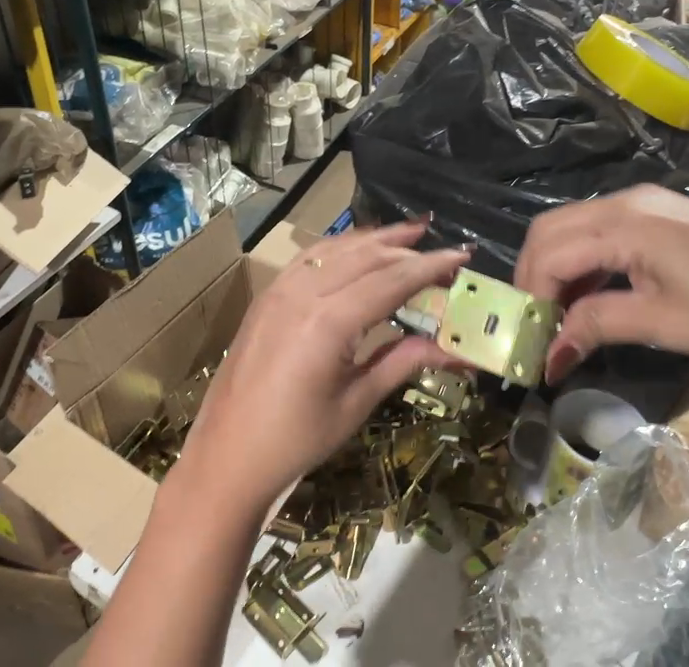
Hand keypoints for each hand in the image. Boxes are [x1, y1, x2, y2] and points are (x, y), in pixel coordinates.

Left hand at [179, 222, 470, 508]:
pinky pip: (309, 259)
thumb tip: (454, 349)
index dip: (428, 267)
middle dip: (405, 248)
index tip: (461, 256)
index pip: (389, 281)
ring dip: (373, 240)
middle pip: (364, 256)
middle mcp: (302, 294)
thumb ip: (402, 362)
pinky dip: (340, 248)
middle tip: (441, 246)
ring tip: (408, 233)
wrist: (228, 454)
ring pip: (334, 250)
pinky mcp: (266, 297)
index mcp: (328, 322)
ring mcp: (279, 291)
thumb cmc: (297, 439)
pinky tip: (358, 250)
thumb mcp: (356, 402)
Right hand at [514, 185, 688, 383]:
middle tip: (535, 322)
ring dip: (555, 267)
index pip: (551, 253)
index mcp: (628, 225)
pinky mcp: (660, 213)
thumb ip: (598, 324)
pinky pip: (599, 228)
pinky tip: (591, 294)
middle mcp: (628, 202)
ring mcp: (645, 202)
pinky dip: (582, 259)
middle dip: (533, 276)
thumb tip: (550, 353)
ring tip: (558, 314)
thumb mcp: (664, 325)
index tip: (532, 339)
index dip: (532, 296)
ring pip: (571, 225)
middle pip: (550, 229)